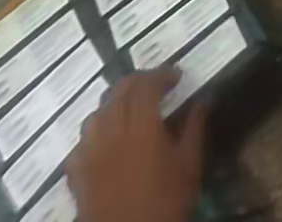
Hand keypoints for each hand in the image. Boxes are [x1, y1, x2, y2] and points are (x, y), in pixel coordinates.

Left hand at [67, 70, 206, 221]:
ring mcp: (90, 152)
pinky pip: (81, 142)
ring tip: (130, 112)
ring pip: (97, 112)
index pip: (147, 85)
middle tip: (156, 86)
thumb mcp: (189, 168)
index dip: (162, 74)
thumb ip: (194, 129)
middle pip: (120, 90)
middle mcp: (112, 131)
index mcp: (142, 126)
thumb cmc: (164, 206)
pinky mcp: (76, 174)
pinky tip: (106, 144)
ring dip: (114, 104)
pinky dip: (95, 134)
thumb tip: (204, 100)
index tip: (177, 76)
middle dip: (139, 81)